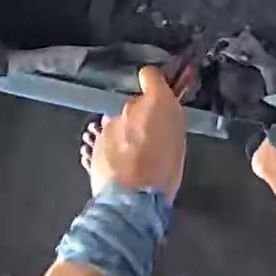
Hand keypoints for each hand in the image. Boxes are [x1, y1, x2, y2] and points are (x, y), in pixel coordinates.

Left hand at [85, 66, 186, 200]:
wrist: (132, 201)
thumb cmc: (162, 171)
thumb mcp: (180, 137)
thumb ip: (170, 115)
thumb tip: (166, 108)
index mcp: (156, 101)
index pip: (150, 74)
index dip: (154, 81)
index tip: (157, 90)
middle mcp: (129, 107)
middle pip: (135, 102)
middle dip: (141, 114)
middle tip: (150, 134)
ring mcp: (109, 124)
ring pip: (120, 120)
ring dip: (126, 130)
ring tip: (135, 153)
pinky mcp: (95, 142)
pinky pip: (107, 137)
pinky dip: (114, 145)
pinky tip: (123, 162)